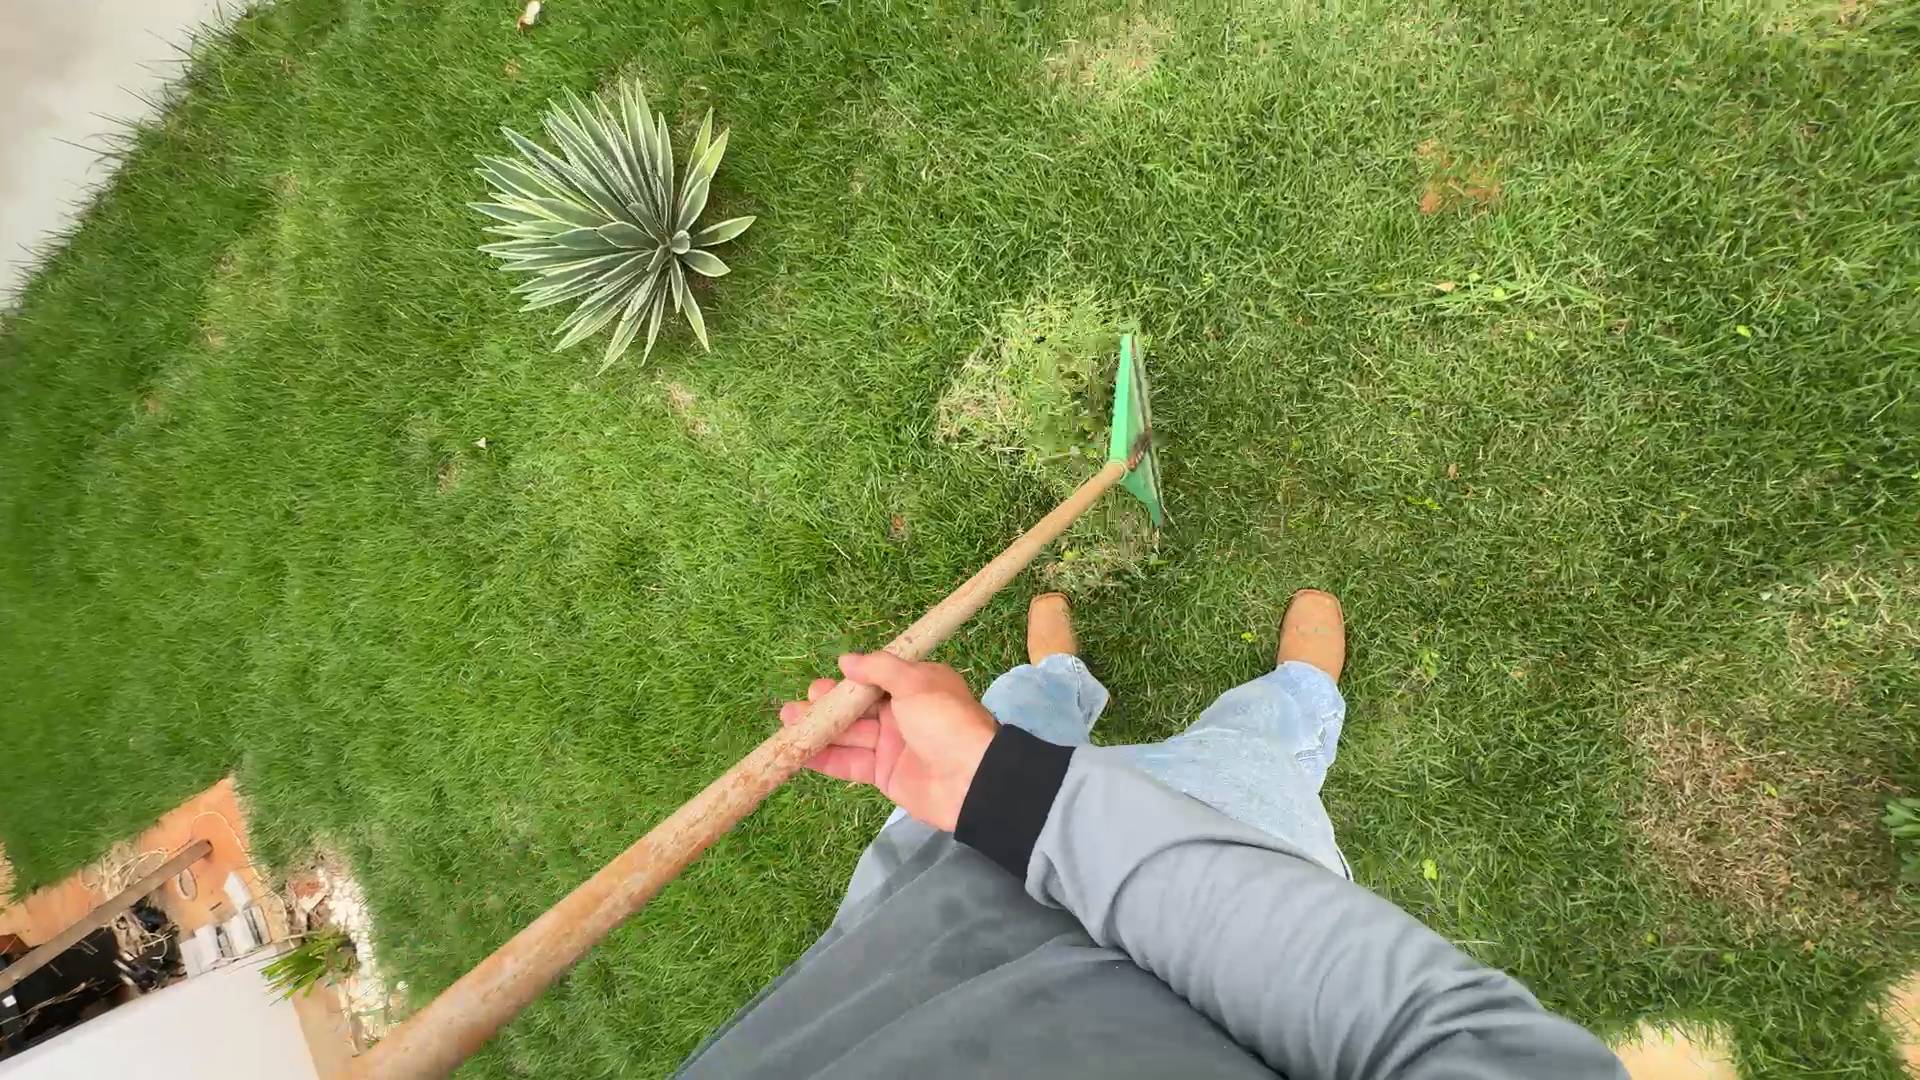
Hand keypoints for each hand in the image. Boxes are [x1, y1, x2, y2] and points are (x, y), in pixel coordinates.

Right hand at [779, 652, 999, 831]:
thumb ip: (879, 669)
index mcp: (915, 686)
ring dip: (820, 729)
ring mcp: (892, 744)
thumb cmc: (944, 719)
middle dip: (828, 705)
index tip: (824, 681)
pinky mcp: (884, 774)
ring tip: (787, 722)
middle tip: (799, 704)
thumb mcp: (915, 682)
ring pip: (849, 734)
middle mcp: (902, 713)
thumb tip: (847, 660)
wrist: (971, 778)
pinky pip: (850, 763)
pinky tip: (801, 753)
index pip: (876, 679)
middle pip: (858, 707)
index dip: (849, 681)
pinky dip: (826, 759)